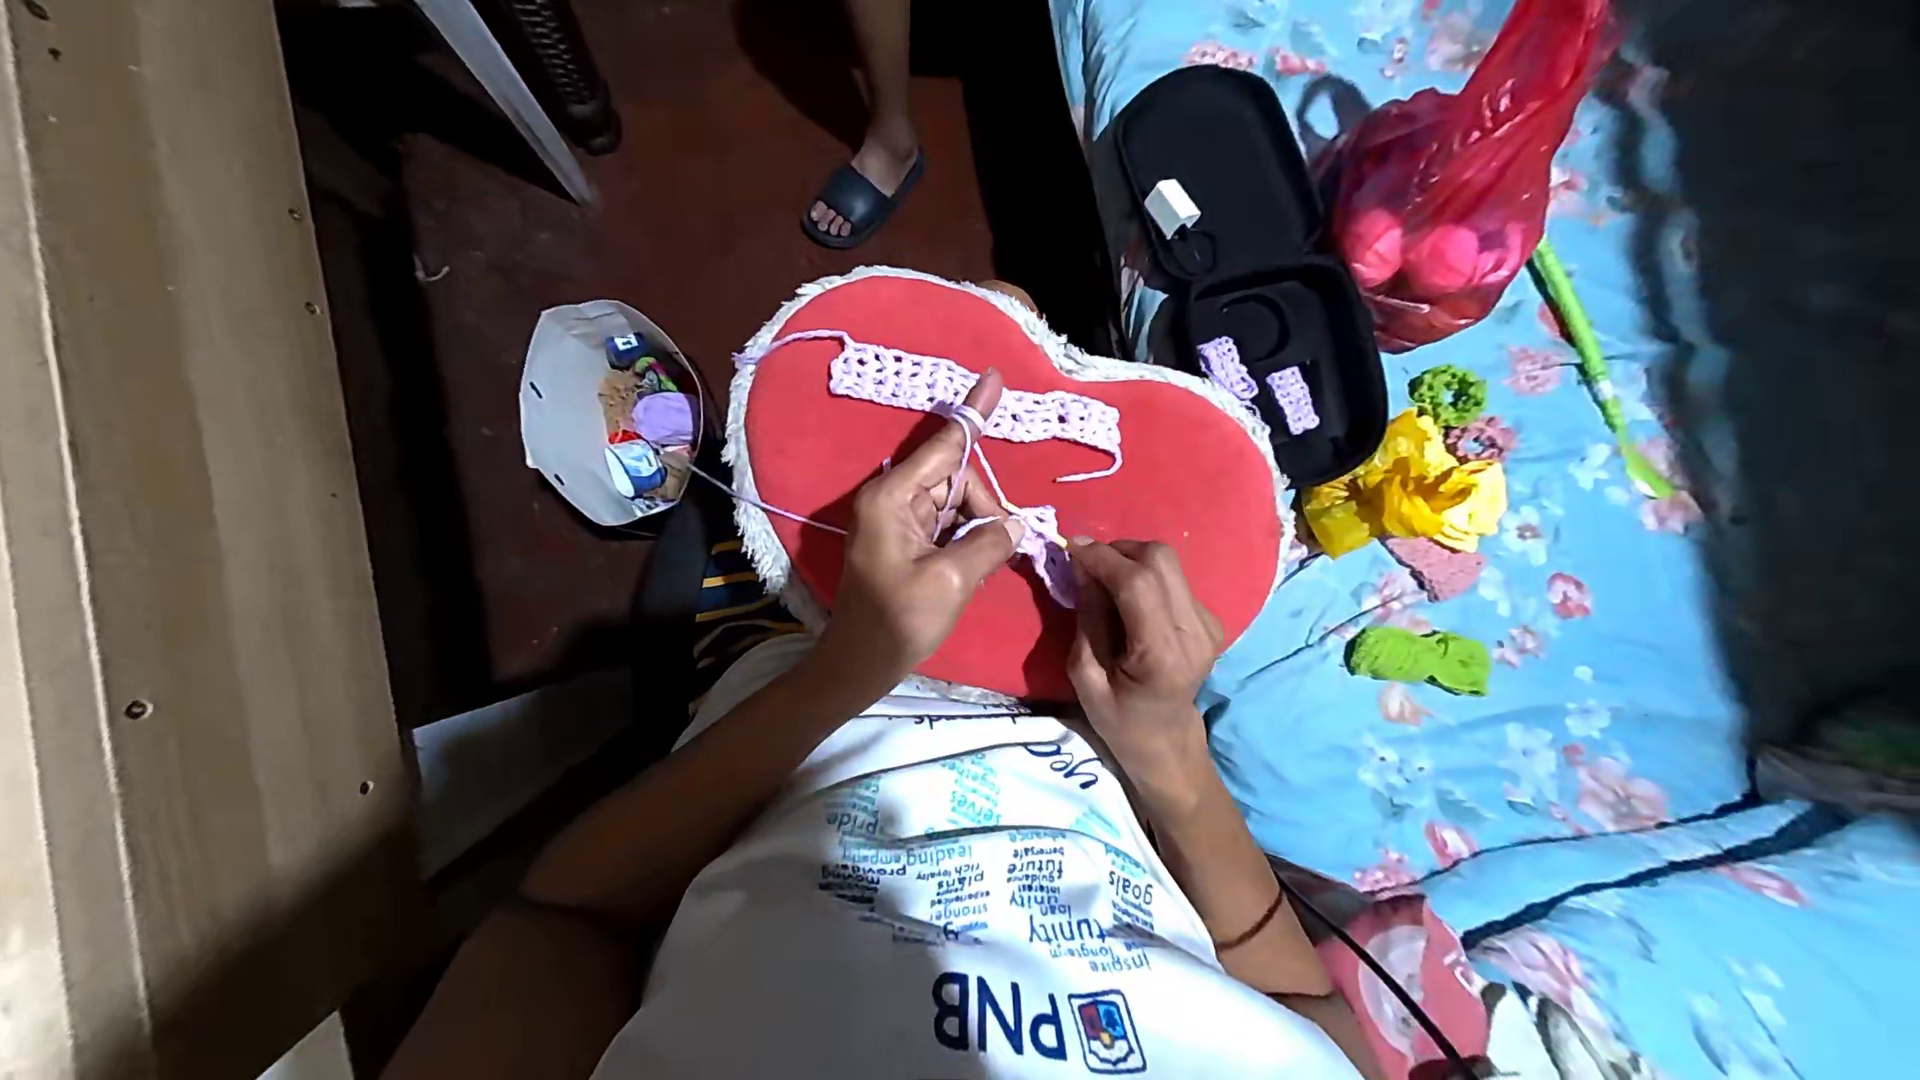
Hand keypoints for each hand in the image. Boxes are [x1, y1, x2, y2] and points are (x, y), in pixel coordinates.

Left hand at [815, 370, 1025, 692]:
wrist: (862, 660)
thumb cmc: (899, 621)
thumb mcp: (951, 581)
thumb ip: (988, 542)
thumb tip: (1014, 525)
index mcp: (892, 498)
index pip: (944, 446)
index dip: (974, 413)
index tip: (995, 378)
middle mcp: (892, 498)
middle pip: (956, 477)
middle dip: (983, 506)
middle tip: (1000, 546)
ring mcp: (898, 518)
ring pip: (956, 501)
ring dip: (977, 526)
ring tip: (979, 566)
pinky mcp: (905, 537)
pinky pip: (947, 521)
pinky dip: (967, 536)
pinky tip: (973, 562)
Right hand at [1067, 539, 1224, 815]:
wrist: (1166, 741)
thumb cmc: (1117, 718)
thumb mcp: (1084, 674)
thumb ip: (1088, 616)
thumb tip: (1084, 566)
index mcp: (1162, 654)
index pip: (1137, 583)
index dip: (1102, 557)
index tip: (1071, 546)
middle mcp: (1195, 632)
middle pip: (1160, 559)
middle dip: (1118, 550)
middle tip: (1088, 564)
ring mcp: (1209, 623)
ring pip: (1169, 562)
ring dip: (1130, 559)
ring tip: (1105, 578)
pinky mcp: (1210, 618)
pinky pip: (1173, 577)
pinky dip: (1144, 574)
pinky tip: (1128, 597)